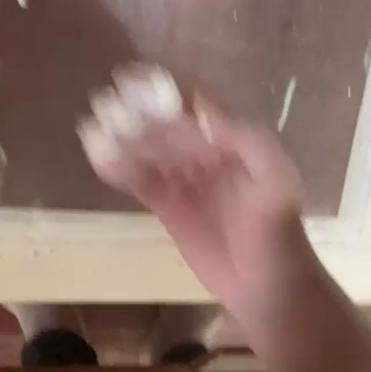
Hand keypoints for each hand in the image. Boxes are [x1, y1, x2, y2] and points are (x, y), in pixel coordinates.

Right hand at [80, 65, 314, 317]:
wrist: (267, 289)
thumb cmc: (277, 235)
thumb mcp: (275, 184)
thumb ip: (246, 143)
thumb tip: (201, 108)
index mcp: (234, 141)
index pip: (194, 105)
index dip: (165, 91)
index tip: (133, 83)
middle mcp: (207, 154)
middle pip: (166, 124)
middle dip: (136, 113)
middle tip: (105, 106)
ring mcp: (186, 181)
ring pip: (149, 151)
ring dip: (122, 138)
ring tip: (93, 128)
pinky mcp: (168, 208)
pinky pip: (141, 182)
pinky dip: (121, 169)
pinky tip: (100, 160)